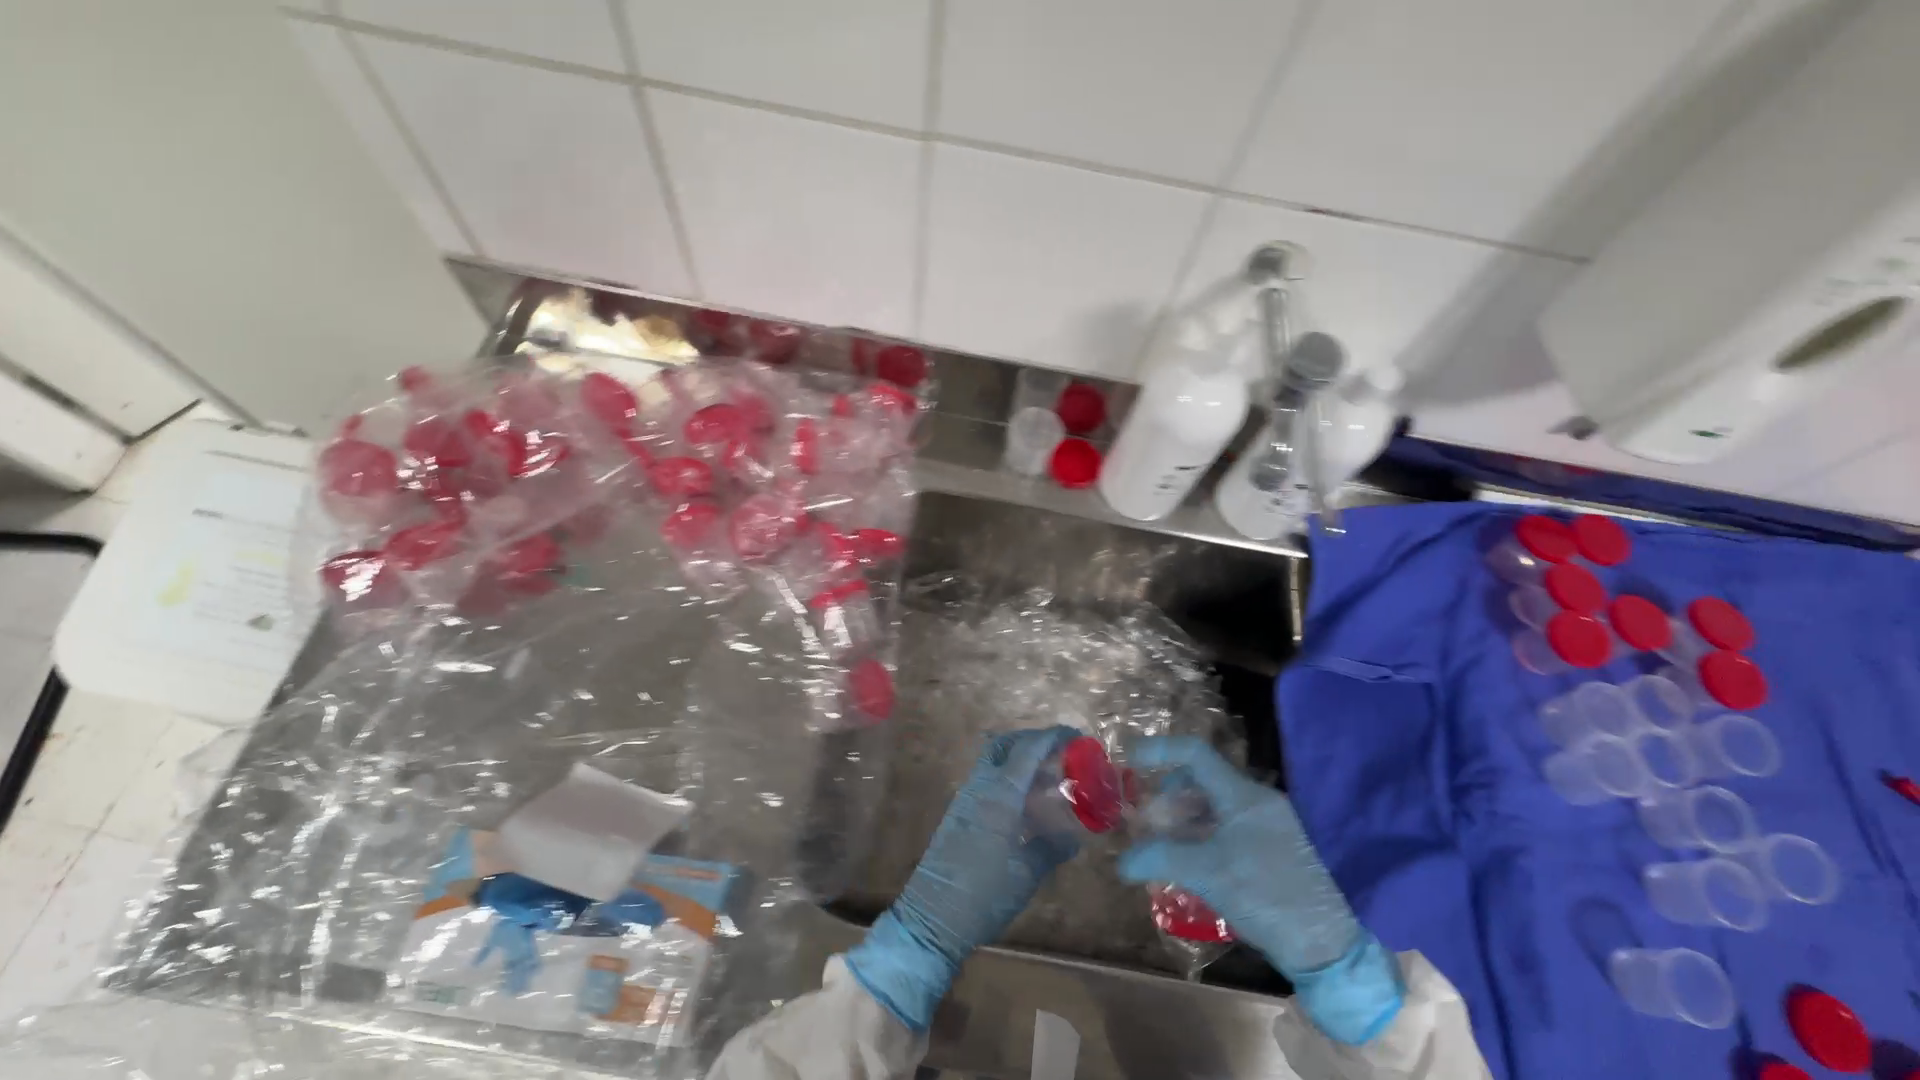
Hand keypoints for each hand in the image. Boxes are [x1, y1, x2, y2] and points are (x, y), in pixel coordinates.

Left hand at [846, 725, 1080, 1030]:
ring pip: (993, 763)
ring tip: (1050, 779)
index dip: (1052, 737)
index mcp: (999, 796)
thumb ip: (1052, 848)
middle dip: (1032, 740)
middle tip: (1059, 752)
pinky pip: (987, 783)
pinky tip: (1027, 804)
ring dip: (1020, 761)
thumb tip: (1075, 836)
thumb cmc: (984, 895)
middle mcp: (979, 789)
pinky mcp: (958, 815)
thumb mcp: (1027, 874)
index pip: (1027, 749)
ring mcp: (965, 801)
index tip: (1077, 737)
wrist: (932, 919)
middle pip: (1003, 745)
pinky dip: (1009, 780)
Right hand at [1117, 737, 1404, 1044]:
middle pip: (1201, 783)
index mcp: (1243, 796)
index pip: (1195, 754)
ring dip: (1183, 825)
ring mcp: (1269, 828)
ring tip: (1163, 852)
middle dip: (1167, 799)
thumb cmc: (1269, 895)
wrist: (1330, 943)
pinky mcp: (1274, 854)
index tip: (1128, 760)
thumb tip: (1123, 862)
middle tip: (1145, 826)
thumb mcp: (1208, 874)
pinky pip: (1228, 833)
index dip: (1159, 750)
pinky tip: (1190, 869)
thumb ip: (1162, 859)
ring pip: (1214, 811)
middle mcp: (1257, 803)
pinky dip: (1202, 842)